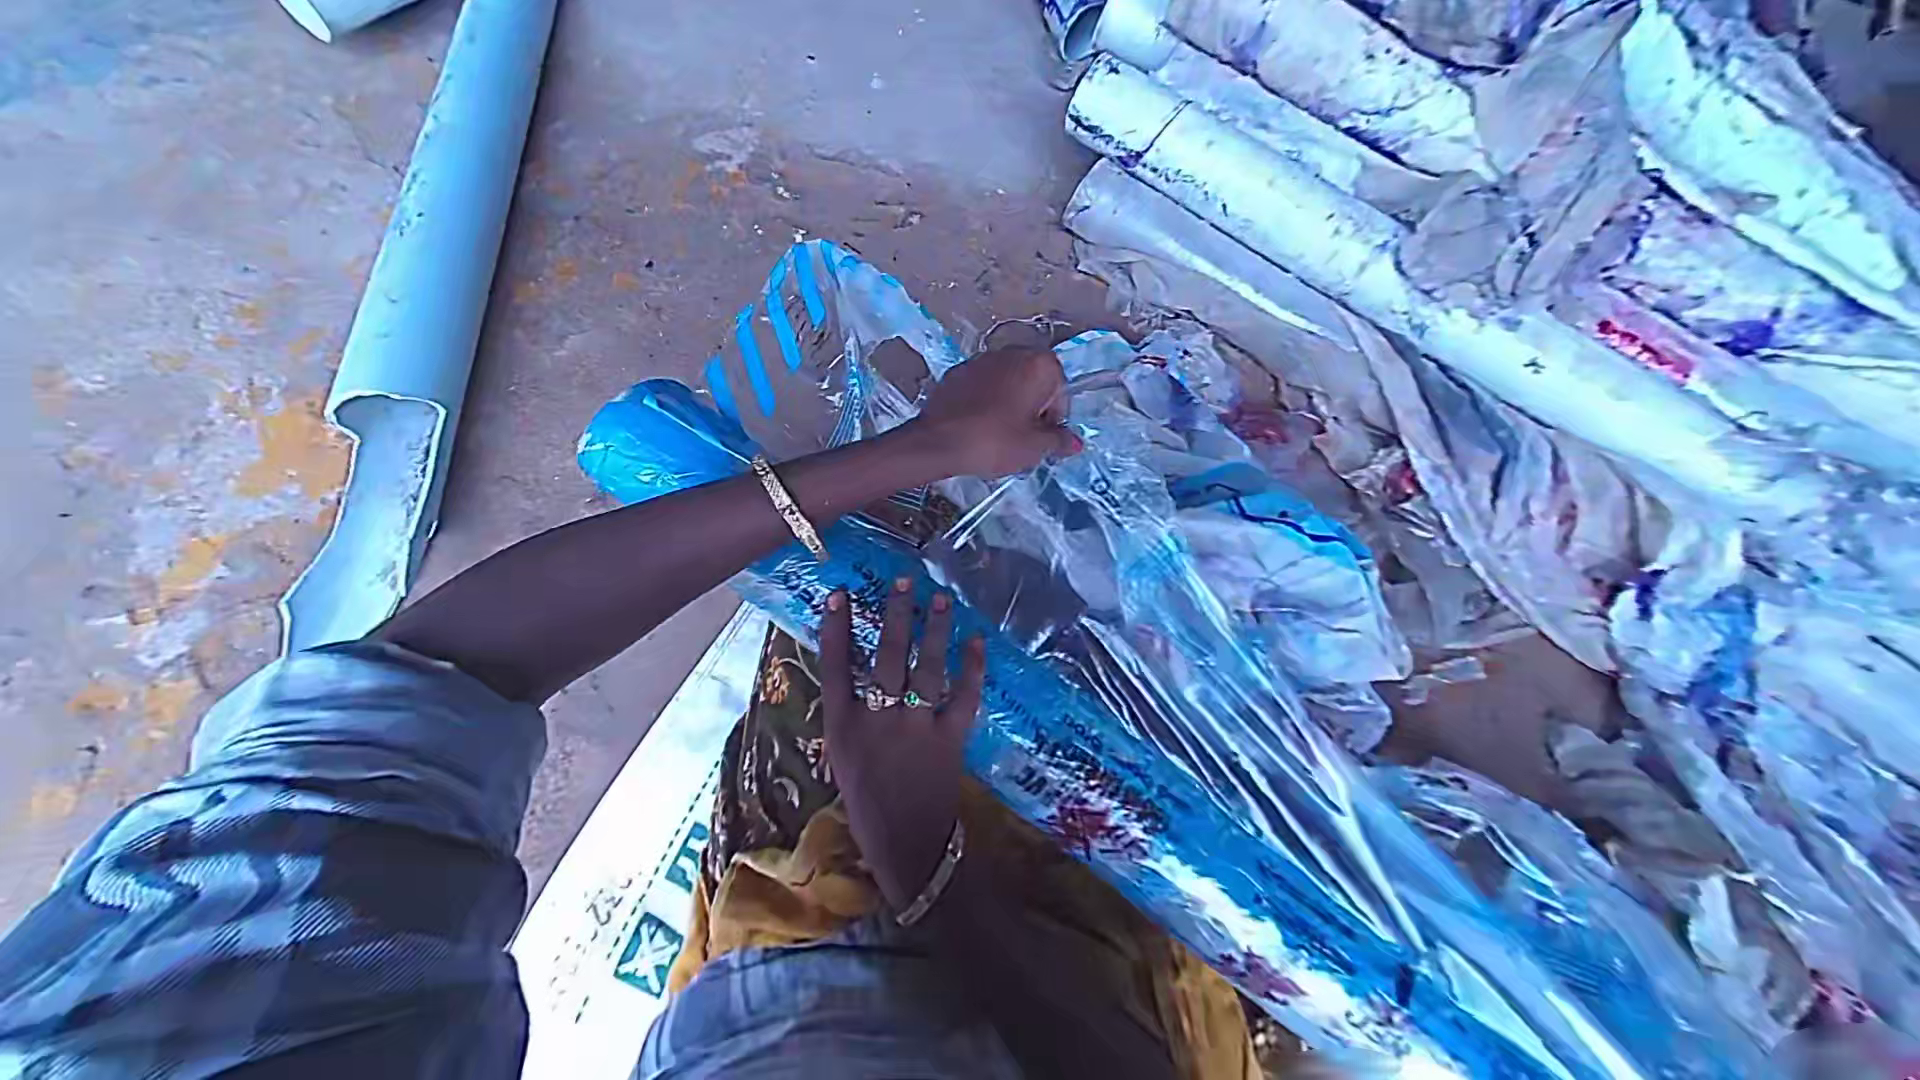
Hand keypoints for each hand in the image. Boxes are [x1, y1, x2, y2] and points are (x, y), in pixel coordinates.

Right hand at [818, 579, 984, 908]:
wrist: (907, 843)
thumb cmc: (866, 802)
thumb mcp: (841, 758)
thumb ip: (847, 714)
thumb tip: (854, 673)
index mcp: (843, 726)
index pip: (835, 666)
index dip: (837, 628)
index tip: (842, 594)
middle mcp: (877, 719)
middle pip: (885, 656)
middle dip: (894, 614)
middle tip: (903, 580)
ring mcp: (915, 726)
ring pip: (925, 667)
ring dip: (933, 630)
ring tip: (939, 598)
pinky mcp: (949, 737)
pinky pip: (963, 695)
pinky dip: (972, 667)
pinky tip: (976, 640)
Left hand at [914, 347, 1081, 477]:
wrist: (938, 441)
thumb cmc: (994, 441)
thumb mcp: (1034, 447)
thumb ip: (1059, 441)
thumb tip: (1074, 443)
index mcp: (1039, 364)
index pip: (1061, 391)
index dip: (1054, 418)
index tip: (1041, 438)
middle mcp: (1012, 352)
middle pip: (1034, 382)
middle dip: (1032, 408)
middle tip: (1022, 438)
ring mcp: (981, 359)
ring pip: (1008, 383)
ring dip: (1009, 403)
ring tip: (999, 434)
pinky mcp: (957, 371)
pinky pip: (982, 387)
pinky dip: (985, 402)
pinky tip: (977, 426)